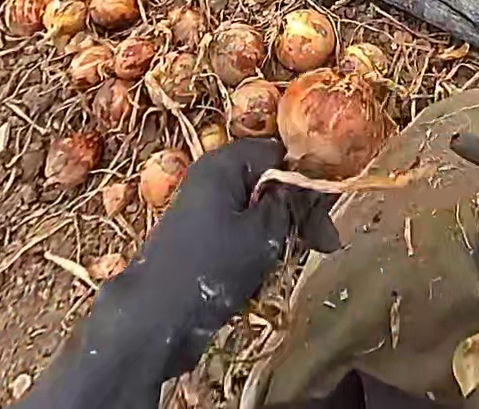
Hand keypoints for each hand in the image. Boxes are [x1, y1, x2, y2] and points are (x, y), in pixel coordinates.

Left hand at [134, 138, 339, 343]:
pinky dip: (259, 247)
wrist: (149, 325)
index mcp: (226, 162)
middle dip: (299, 212)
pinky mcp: (202, 236)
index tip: (328, 210)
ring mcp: (206, 207)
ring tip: (295, 258)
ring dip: (282, 233)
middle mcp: (215, 176)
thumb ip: (296, 201)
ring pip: (261, 209)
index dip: (310, 179)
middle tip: (324, 242)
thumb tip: (319, 185)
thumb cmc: (210, 265)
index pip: (283, 153)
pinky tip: (266, 271)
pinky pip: (243, 230)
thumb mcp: (265, 229)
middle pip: (274, 181)